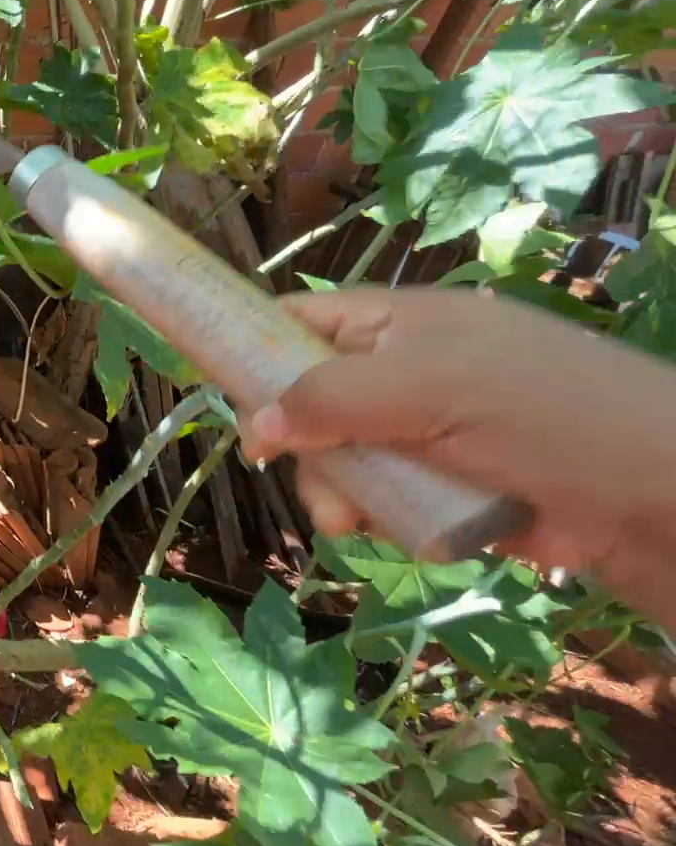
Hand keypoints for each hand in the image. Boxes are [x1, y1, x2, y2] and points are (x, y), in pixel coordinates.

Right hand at [243, 287, 675, 622]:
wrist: (659, 498)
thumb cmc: (542, 415)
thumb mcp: (426, 389)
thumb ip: (328, 398)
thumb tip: (259, 427)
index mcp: (400, 326)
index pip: (301, 318)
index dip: (251, 341)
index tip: (214, 381)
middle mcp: (400, 371)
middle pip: (301, 397)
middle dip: (290, 437)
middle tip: (279, 462)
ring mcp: (415, 428)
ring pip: (326, 453)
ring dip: (325, 487)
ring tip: (347, 517)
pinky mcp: (429, 478)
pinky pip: (362, 491)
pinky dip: (359, 511)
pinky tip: (373, 527)